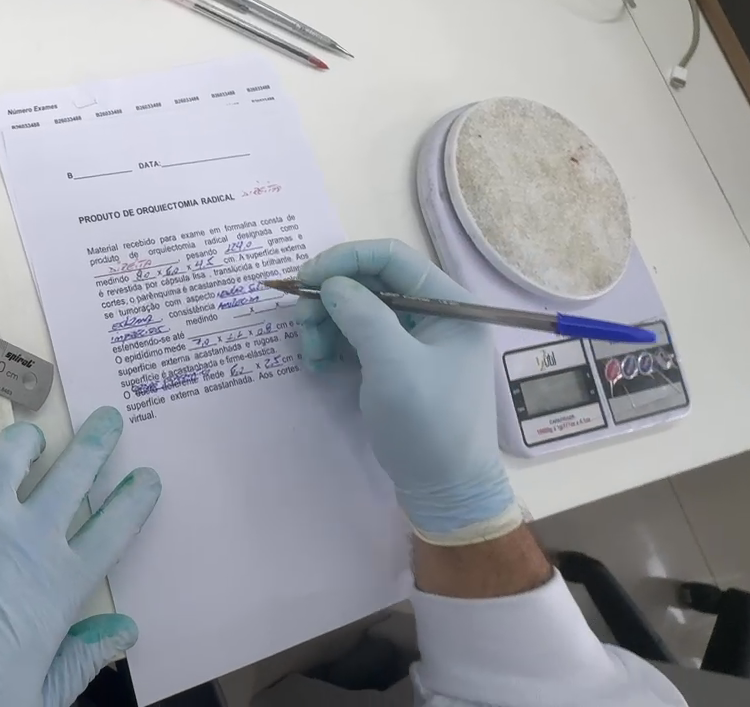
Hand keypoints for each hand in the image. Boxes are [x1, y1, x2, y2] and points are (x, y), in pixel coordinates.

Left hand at [0, 407, 161, 706]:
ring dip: (26, 441)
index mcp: (55, 587)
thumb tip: (127, 629)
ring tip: (32, 439)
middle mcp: (20, 540)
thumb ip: (81, 658)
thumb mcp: (37, 697)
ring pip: (9, 455)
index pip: (111, 532)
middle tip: (107, 418)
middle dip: (96, 443)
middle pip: (71, 476)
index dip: (134, 500)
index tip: (147, 476)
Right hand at [290, 239, 520, 545]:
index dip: (343, 259)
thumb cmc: (428, 424)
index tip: (304, 278)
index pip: (390, 257)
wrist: (443, 490)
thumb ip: (362, 315)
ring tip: (310, 353)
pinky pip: (352, 333)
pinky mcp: (392, 359)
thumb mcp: (393, 365)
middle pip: (367, 281)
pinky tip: (319, 363)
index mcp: (449, 306)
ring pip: (354, 306)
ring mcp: (411, 337)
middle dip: (328, 297)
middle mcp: (431, 314)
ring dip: (323, 322)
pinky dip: (330, 342)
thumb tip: (329, 283)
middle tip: (300, 321)